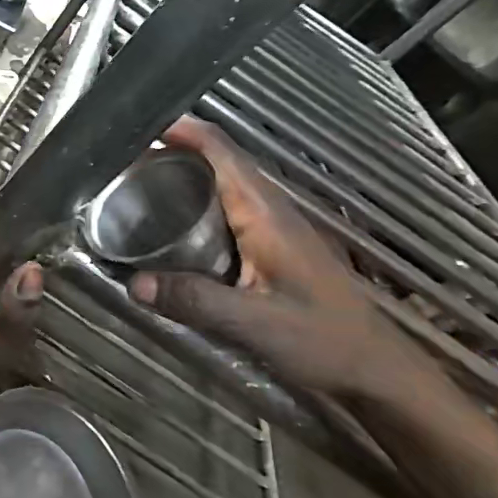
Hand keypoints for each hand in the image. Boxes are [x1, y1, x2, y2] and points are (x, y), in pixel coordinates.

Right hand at [131, 117, 429, 398]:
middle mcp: (269, 210)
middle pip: (218, 160)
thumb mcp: (254, 324)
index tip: (138, 125)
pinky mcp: (270, 245)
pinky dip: (192, 199)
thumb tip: (133, 282)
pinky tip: (168, 222)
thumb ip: (193, 300)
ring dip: (181, 172)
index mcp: (265, 214)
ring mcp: (273, 227)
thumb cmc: (325, 341)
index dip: (183, 130)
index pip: (223, 152)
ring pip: (221, 183)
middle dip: (170, 149)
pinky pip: (224, 206)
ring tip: (133, 182)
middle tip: (120, 159)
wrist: (378, 373)